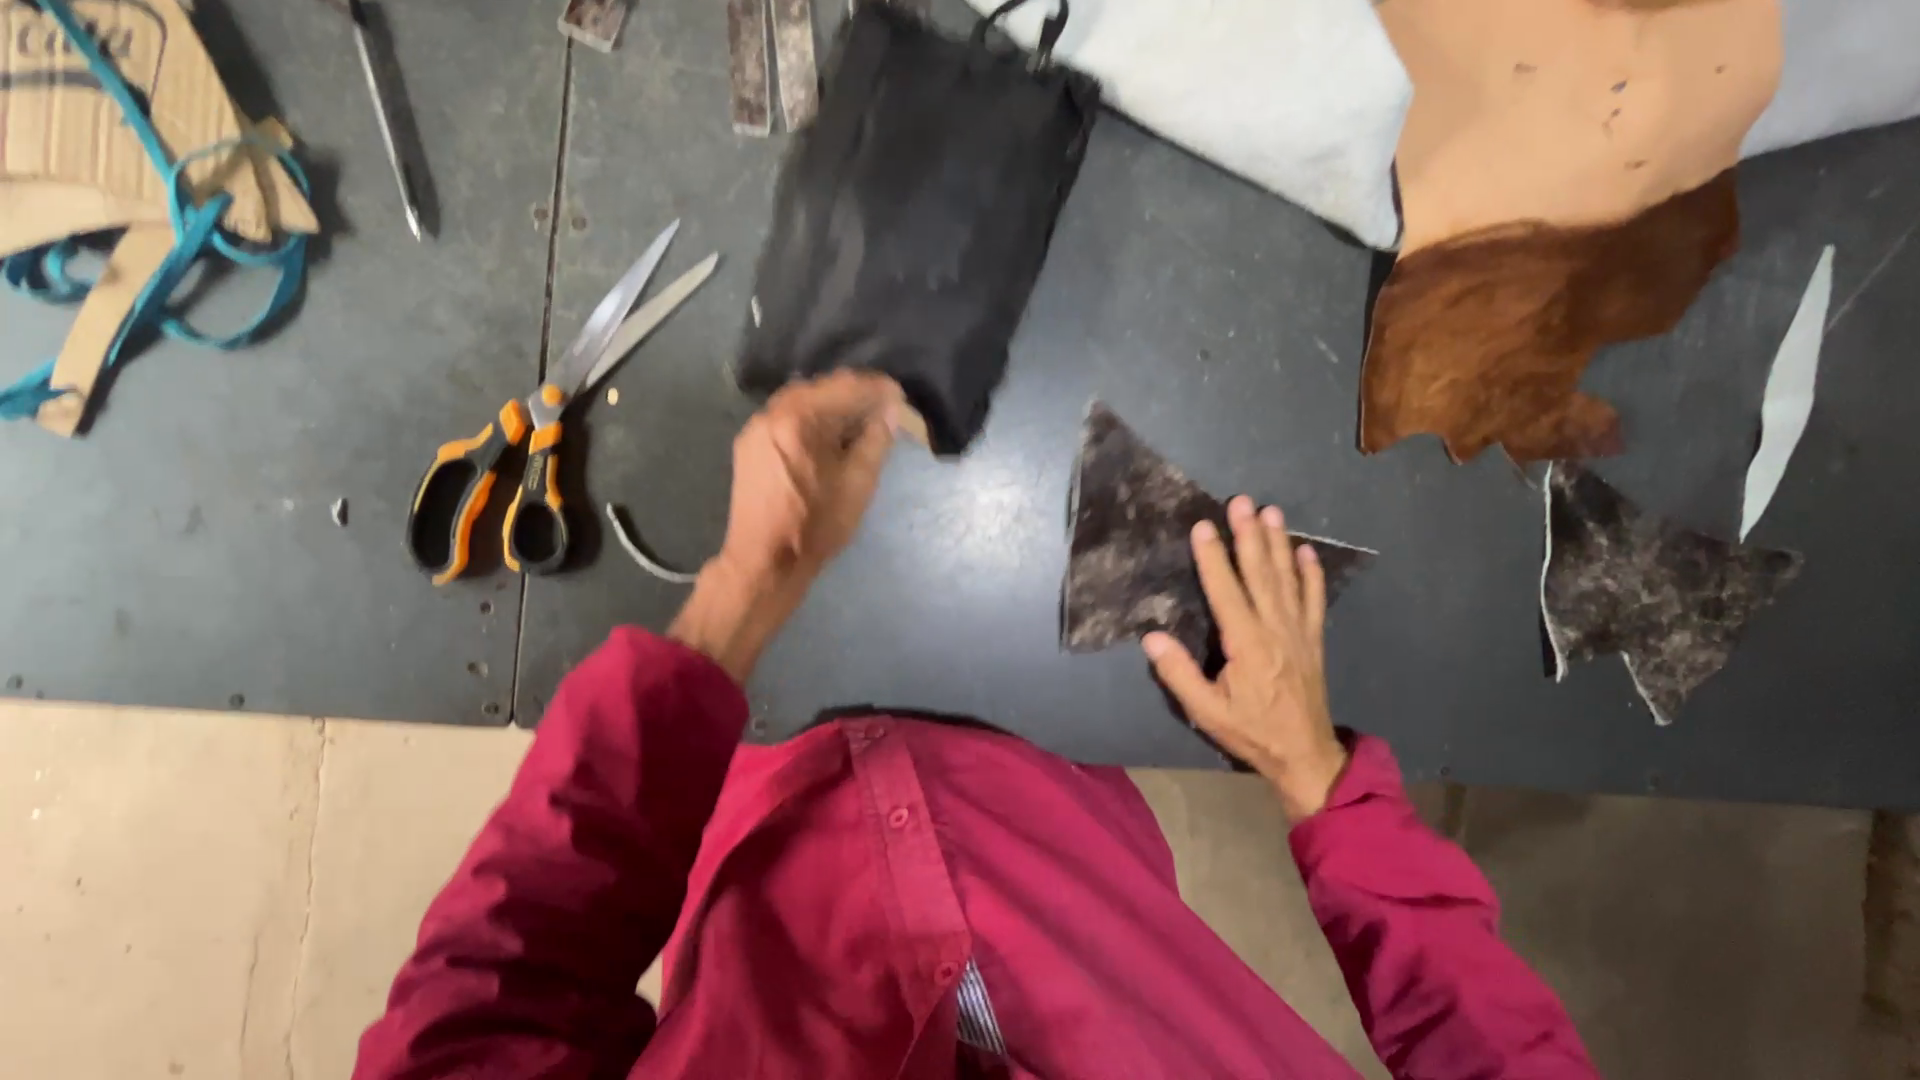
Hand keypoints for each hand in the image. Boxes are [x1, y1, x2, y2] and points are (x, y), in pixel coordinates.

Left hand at [671, 371, 905, 681]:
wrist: (764, 562)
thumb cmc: (816, 526)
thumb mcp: (858, 484)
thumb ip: (875, 440)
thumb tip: (887, 411)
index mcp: (798, 419)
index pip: (844, 386)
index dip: (875, 387)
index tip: (898, 395)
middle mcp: (771, 414)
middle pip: (819, 388)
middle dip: (853, 394)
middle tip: (881, 408)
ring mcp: (756, 429)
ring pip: (801, 402)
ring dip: (831, 406)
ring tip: (857, 423)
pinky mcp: (750, 447)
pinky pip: (786, 419)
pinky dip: (811, 420)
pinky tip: (827, 438)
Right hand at [1142, 496, 1348, 822]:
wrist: (1305, 755)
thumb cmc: (1250, 732)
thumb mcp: (1206, 711)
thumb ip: (1178, 673)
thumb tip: (1151, 637)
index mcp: (1246, 644)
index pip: (1226, 591)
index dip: (1213, 558)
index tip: (1203, 526)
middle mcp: (1274, 629)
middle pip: (1260, 574)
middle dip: (1249, 535)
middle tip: (1241, 502)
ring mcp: (1298, 632)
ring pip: (1288, 579)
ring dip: (1279, 543)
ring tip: (1271, 511)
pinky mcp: (1313, 640)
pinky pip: (1314, 600)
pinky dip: (1312, 575)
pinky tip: (1307, 552)